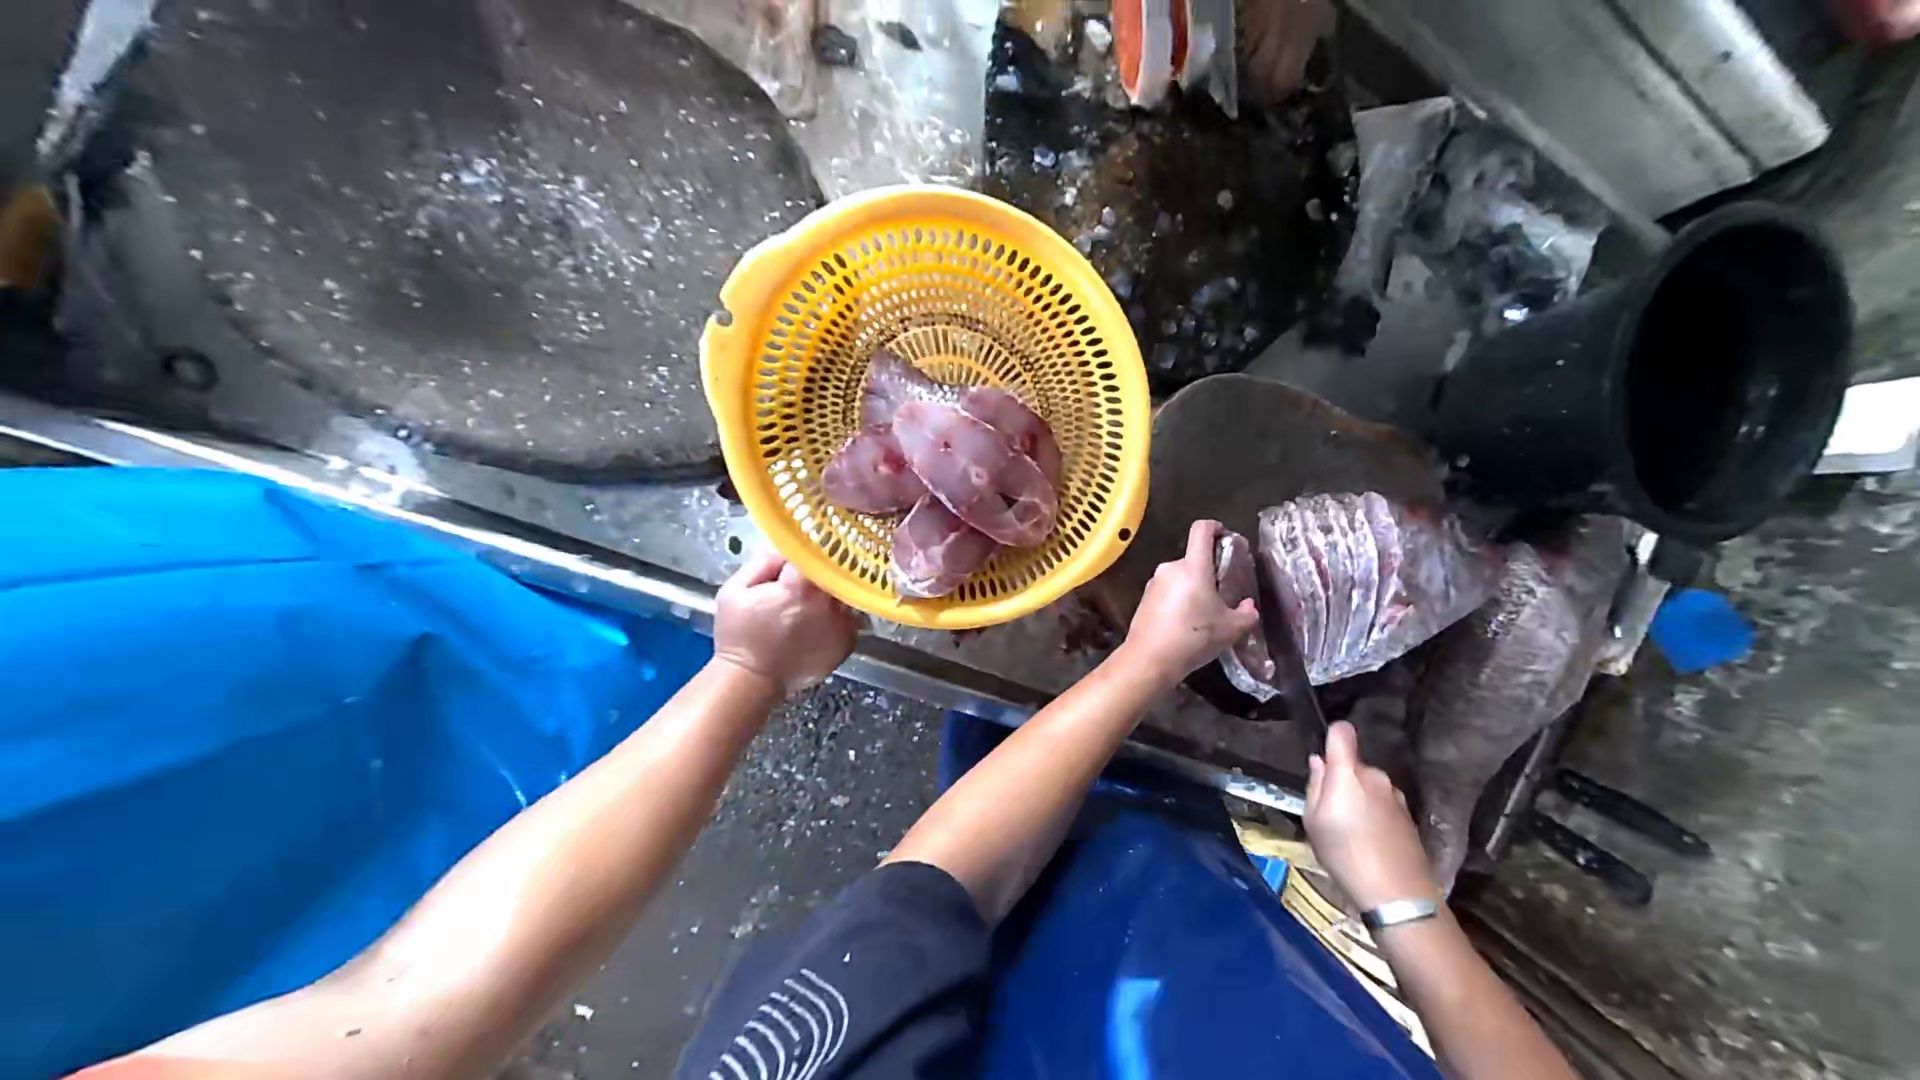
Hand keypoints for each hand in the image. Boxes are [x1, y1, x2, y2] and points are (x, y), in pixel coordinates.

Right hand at [713, 553, 857, 696]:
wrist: (752, 680)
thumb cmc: (739, 635)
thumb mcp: (736, 590)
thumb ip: (762, 561)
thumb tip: (785, 547)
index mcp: (801, 586)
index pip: (812, 553)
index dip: (802, 555)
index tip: (792, 564)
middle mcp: (829, 602)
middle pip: (832, 573)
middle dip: (818, 574)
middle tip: (799, 586)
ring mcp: (843, 624)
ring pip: (843, 594)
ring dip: (830, 595)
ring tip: (807, 607)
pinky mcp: (848, 642)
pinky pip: (848, 617)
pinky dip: (837, 615)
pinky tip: (817, 622)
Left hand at [1123, 519, 1258, 681]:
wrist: (1150, 658)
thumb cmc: (1194, 637)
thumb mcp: (1231, 628)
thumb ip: (1246, 613)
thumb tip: (1248, 605)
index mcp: (1193, 567)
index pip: (1201, 530)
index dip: (1215, 527)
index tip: (1226, 536)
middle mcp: (1170, 568)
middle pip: (1194, 558)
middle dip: (1210, 571)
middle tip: (1223, 591)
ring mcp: (1154, 582)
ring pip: (1181, 576)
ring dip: (1194, 587)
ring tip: (1206, 612)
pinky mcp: (1145, 597)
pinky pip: (1168, 590)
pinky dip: (1179, 598)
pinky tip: (1186, 621)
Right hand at [1305, 721, 1437, 910]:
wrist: (1399, 898)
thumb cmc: (1345, 855)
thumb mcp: (1313, 822)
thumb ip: (1315, 786)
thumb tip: (1319, 763)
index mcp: (1348, 773)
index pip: (1342, 732)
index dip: (1332, 735)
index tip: (1324, 754)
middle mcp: (1376, 777)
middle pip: (1354, 764)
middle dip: (1341, 778)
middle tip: (1330, 809)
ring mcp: (1396, 797)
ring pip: (1369, 785)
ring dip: (1359, 798)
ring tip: (1350, 830)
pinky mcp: (1409, 817)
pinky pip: (1383, 803)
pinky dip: (1374, 813)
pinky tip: (1370, 841)